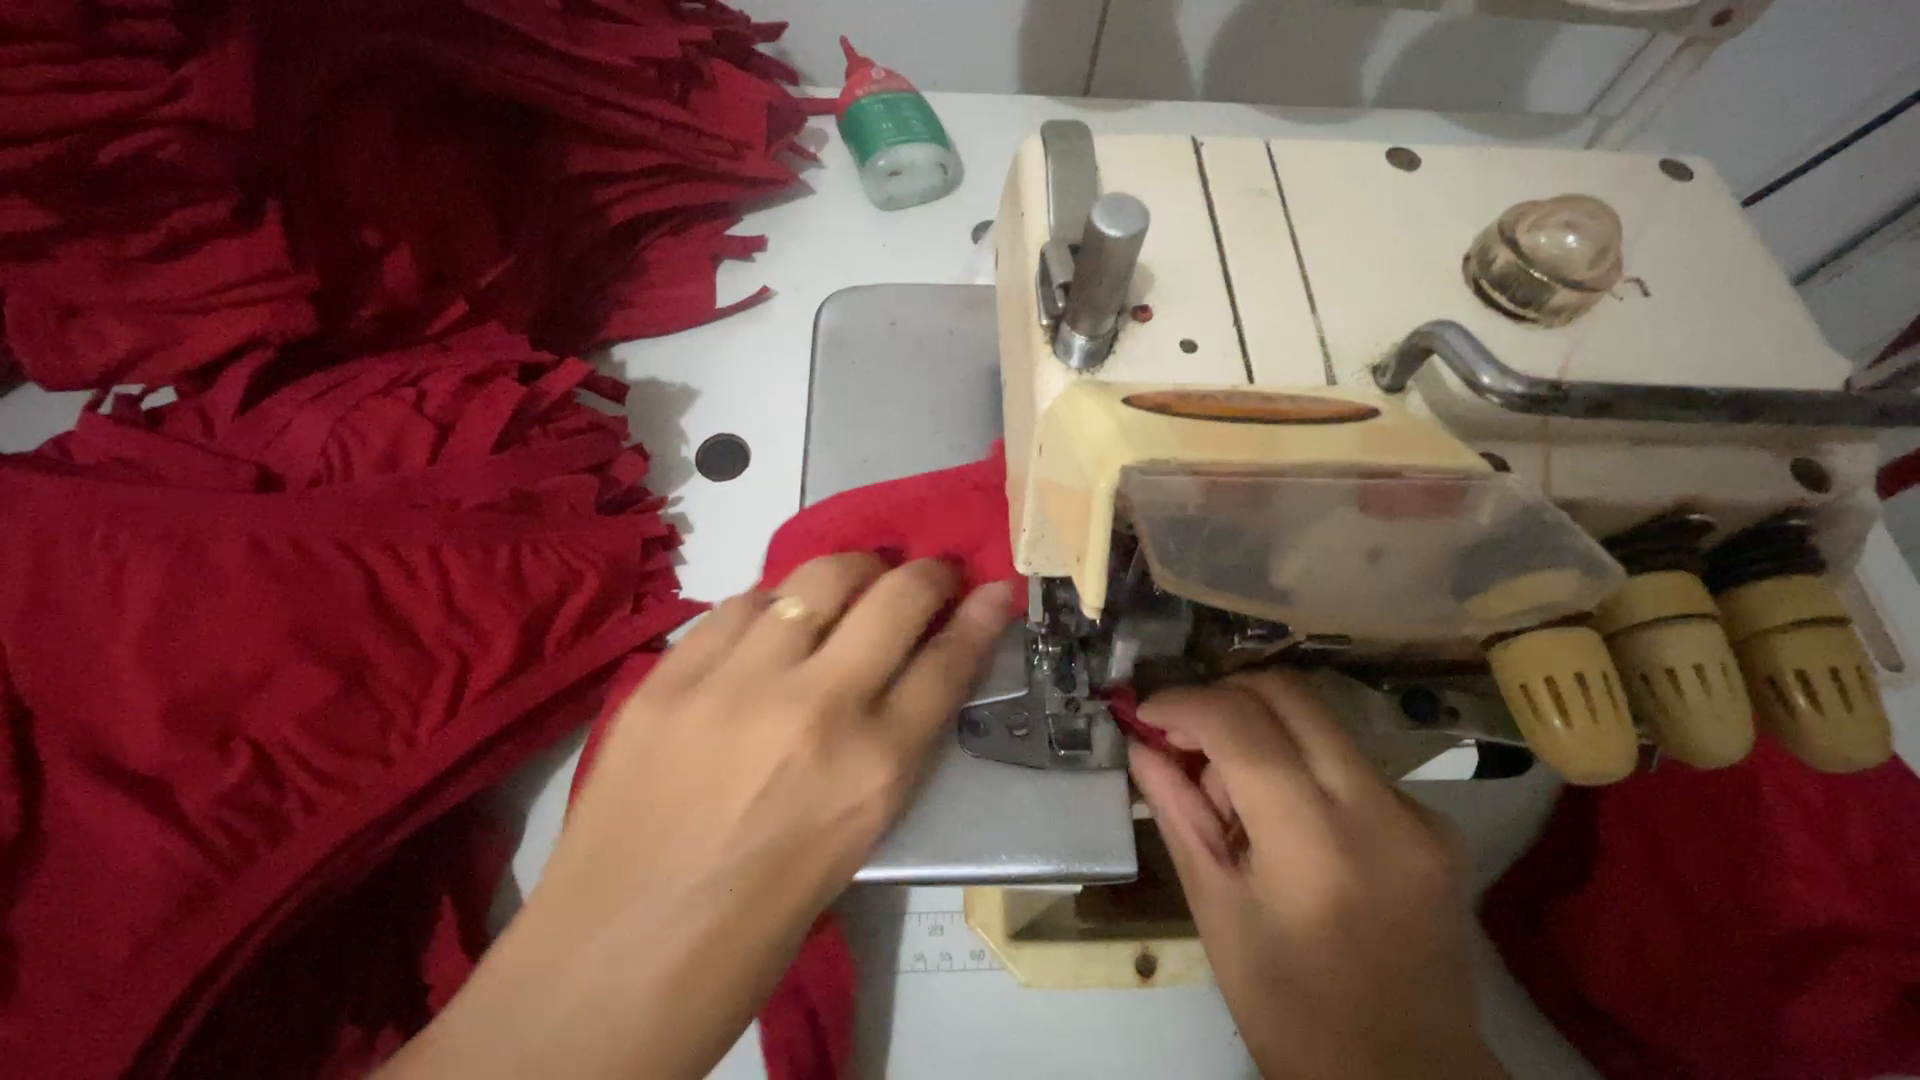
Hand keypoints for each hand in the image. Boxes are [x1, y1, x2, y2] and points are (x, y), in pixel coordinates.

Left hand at [384, 554, 1011, 1079]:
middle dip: (929, 574)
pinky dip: (772, 603)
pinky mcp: (666, 678)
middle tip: (932, 573)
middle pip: (894, 599)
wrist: (617, 962)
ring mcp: (732, 685)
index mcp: (872, 772)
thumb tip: (906, 681)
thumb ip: (886, 752)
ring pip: (814, 579)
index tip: (992, 589)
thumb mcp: (855, 842)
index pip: (947, 664)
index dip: (980, 617)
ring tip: (854, 583)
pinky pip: (737, 606)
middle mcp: (812, 709)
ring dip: (850, 572)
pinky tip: (772, 621)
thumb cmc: (757, 925)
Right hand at [1129, 672, 1504, 1079]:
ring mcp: (1420, 814)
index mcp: (1316, 846)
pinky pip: (1351, 760)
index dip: (1184, 704)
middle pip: (1290, 694)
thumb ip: (1178, 813)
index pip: (1242, 727)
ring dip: (1261, 731)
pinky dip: (1301, 764)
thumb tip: (1142, 744)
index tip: (1147, 715)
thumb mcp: (1216, 913)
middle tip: (1185, 740)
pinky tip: (1285, 821)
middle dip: (1224, 696)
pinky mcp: (1437, 823)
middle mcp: (1381, 811)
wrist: (1407, 1078)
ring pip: (1322, 721)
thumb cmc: (1290, 1011)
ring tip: (1233, 795)